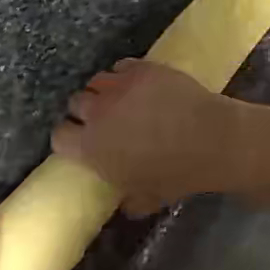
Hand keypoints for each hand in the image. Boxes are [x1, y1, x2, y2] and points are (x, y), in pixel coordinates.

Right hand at [50, 59, 242, 214]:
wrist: (209, 139)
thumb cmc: (176, 174)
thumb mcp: (146, 199)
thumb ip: (127, 200)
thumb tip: (123, 204)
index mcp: (91, 147)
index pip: (59, 136)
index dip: (68, 137)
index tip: (79, 140)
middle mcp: (98, 112)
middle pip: (75, 102)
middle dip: (84, 110)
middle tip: (100, 118)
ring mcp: (119, 86)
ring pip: (96, 80)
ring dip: (102, 90)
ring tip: (117, 98)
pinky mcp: (141, 68)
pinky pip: (120, 65)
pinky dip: (123, 74)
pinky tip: (135, 83)